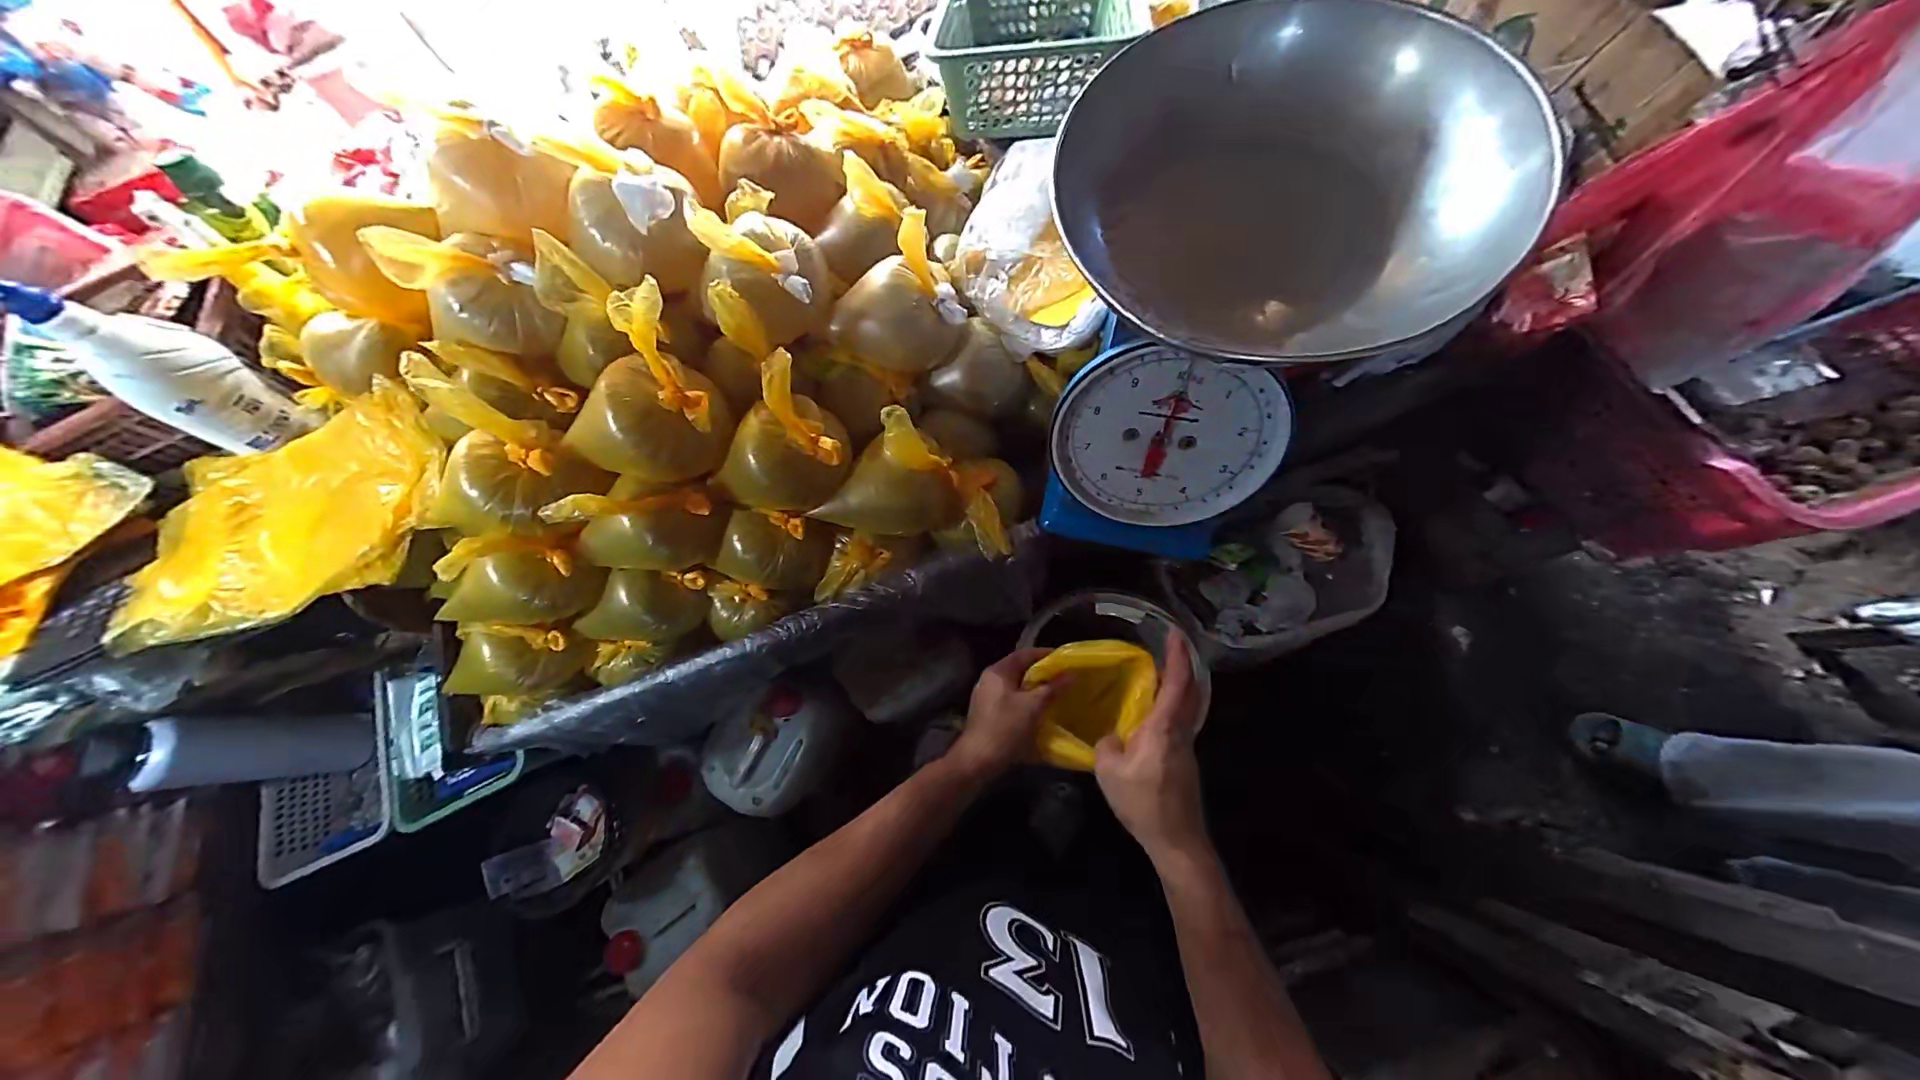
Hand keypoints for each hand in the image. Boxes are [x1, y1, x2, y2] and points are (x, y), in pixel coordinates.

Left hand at [948, 648, 1057, 780]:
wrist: (978, 761)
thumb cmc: (1005, 728)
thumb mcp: (1032, 706)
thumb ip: (1052, 688)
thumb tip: (1071, 674)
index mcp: (998, 672)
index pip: (1024, 654)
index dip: (1046, 654)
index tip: (1065, 660)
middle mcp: (990, 680)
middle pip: (1020, 670)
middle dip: (1042, 673)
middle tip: (1065, 678)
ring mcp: (987, 697)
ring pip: (1016, 687)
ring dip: (1036, 689)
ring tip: (1057, 694)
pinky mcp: (989, 714)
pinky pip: (1012, 701)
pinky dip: (1027, 702)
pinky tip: (1041, 711)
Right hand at [1095, 634, 1208, 863]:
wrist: (1176, 841)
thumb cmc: (1143, 803)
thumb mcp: (1109, 771)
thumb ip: (1107, 745)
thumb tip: (1112, 736)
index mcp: (1164, 728)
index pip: (1177, 683)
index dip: (1178, 656)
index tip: (1174, 632)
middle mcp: (1181, 732)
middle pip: (1191, 691)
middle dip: (1183, 665)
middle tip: (1170, 646)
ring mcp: (1187, 748)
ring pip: (1188, 707)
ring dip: (1179, 686)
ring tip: (1158, 675)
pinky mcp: (1185, 762)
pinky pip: (1180, 722)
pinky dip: (1172, 706)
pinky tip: (1153, 714)